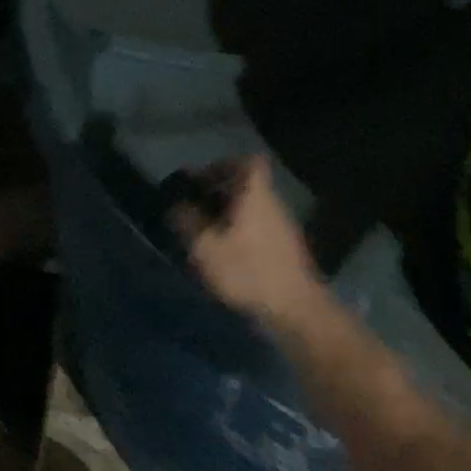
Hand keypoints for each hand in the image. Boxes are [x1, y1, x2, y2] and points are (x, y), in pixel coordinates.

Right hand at [170, 155, 326, 325]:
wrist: (294, 309)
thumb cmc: (246, 271)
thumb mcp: (206, 247)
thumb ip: (188, 221)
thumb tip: (177, 205)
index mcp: (256, 195)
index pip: (248, 161)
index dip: (224, 164)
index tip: (202, 180)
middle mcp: (273, 204)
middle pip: (248, 186)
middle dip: (220, 193)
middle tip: (195, 209)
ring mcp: (282, 228)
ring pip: (253, 209)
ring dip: (229, 216)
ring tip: (205, 235)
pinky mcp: (285, 251)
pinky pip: (258, 229)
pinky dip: (240, 234)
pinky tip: (224, 256)